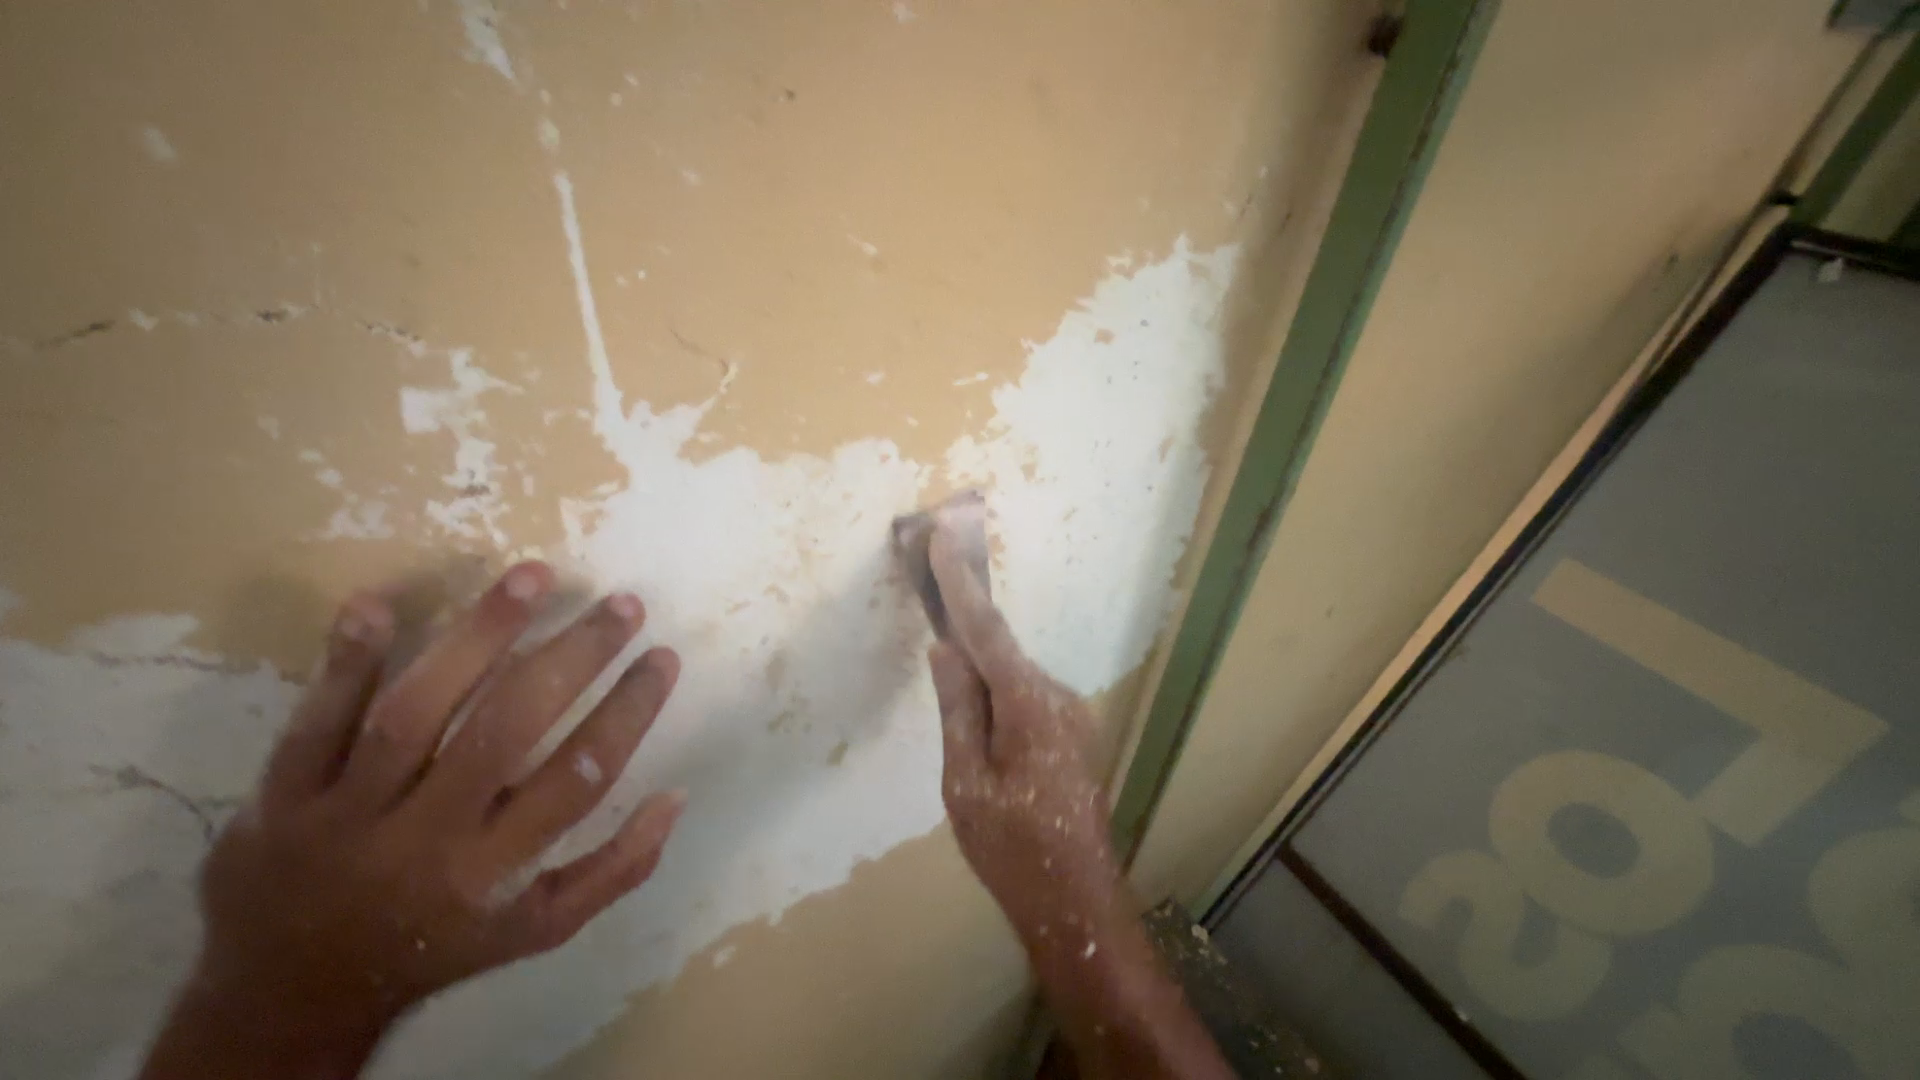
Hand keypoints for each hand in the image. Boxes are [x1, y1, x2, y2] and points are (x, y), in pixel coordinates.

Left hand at [141, 563, 685, 1079]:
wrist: (286, 994)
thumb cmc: (437, 946)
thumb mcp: (538, 929)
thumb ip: (614, 870)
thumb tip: (675, 796)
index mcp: (493, 869)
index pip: (577, 778)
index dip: (629, 711)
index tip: (662, 656)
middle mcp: (426, 835)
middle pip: (507, 730)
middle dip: (574, 657)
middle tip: (622, 605)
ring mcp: (347, 810)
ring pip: (416, 710)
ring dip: (478, 635)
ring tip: (534, 576)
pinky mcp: (281, 793)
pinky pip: (314, 720)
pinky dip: (344, 660)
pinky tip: (376, 601)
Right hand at [923, 528, 1119, 937]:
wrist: (1076, 900)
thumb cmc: (1012, 848)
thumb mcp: (965, 782)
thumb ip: (957, 710)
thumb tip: (946, 649)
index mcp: (1030, 705)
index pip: (986, 632)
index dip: (960, 584)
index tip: (943, 535)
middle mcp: (1058, 697)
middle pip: (1000, 651)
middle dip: (964, 626)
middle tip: (930, 592)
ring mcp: (1070, 715)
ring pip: (1011, 677)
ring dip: (978, 669)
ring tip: (942, 679)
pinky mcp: (1071, 734)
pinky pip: (1024, 698)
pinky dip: (996, 694)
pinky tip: (976, 719)